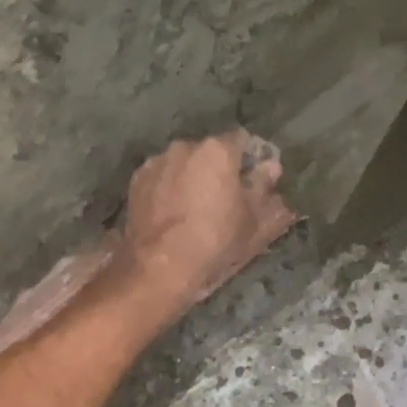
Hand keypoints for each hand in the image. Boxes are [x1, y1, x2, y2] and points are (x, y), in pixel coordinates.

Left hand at [114, 129, 294, 313]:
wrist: (159, 267)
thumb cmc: (215, 241)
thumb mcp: (255, 220)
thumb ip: (265, 187)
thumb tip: (271, 167)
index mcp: (217, 150)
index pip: (242, 139)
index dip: (251, 157)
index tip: (255, 179)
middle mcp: (184, 146)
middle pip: (210, 150)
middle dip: (220, 167)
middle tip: (227, 196)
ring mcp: (157, 162)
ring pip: (184, 163)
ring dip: (193, 176)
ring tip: (196, 207)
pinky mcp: (136, 181)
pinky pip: (163, 177)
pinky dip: (170, 187)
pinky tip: (174, 213)